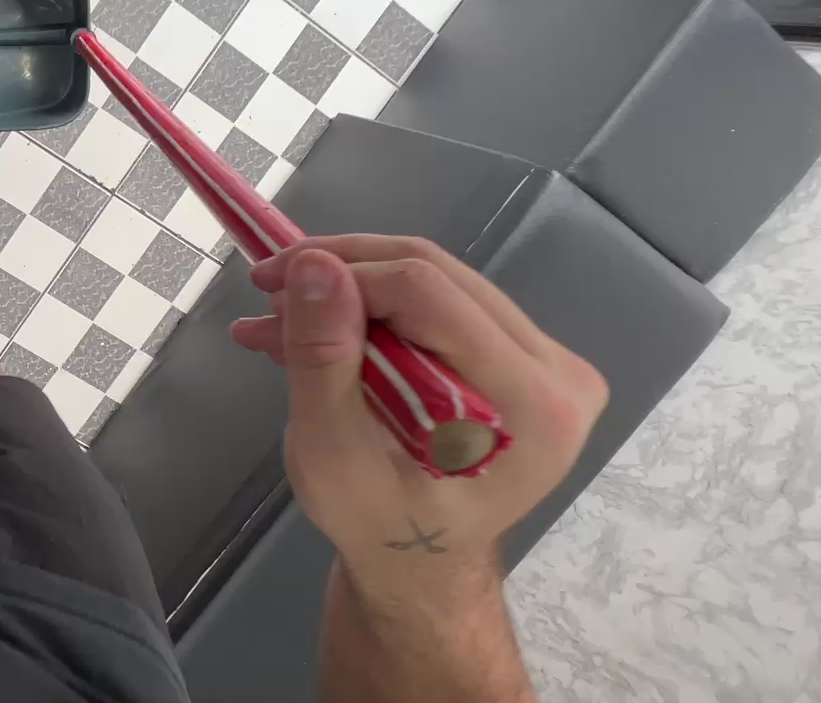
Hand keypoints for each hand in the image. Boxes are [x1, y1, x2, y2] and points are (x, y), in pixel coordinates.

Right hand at [229, 236, 607, 601]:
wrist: (413, 557)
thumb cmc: (373, 517)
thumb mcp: (331, 449)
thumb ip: (323, 355)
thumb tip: (312, 263)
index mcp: (529, 401)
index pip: (423, 290)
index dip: (339, 274)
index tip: (269, 287)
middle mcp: (556, 370)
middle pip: (430, 272)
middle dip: (335, 270)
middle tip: (264, 287)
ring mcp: (543, 360)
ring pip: (427, 277)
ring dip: (342, 286)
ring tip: (274, 314)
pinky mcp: (515, 355)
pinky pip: (432, 301)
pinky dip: (363, 305)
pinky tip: (309, 327)